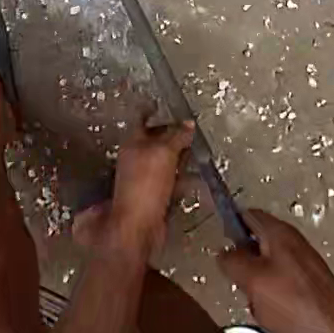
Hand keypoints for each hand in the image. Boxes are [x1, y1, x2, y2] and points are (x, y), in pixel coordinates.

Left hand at [84, 118, 193, 259]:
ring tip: (201, 152)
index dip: (152, 111)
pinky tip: (198, 179)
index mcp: (132, 144)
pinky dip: (183, 180)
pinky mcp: (155, 197)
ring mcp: (144, 179)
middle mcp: (136, 159)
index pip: (142, 120)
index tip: (166, 105)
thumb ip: (176, 137)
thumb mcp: (164, 154)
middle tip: (193, 130)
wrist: (138, 228)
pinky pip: (172, 183)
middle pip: (156, 141)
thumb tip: (188, 123)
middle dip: (173, 135)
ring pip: (165, 162)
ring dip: (182, 158)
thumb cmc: (146, 184)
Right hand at [218, 209, 333, 332]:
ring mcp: (307, 270)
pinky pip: (282, 290)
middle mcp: (296, 246)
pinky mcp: (314, 294)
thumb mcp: (252, 280)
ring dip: (257, 287)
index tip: (219, 245)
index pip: (247, 214)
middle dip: (243, 264)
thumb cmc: (295, 309)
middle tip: (241, 284)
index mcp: (281, 233)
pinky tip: (275, 322)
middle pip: (256, 244)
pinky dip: (273, 302)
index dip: (229, 224)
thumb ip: (231, 260)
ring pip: (267, 270)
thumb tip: (224, 253)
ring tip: (260, 308)